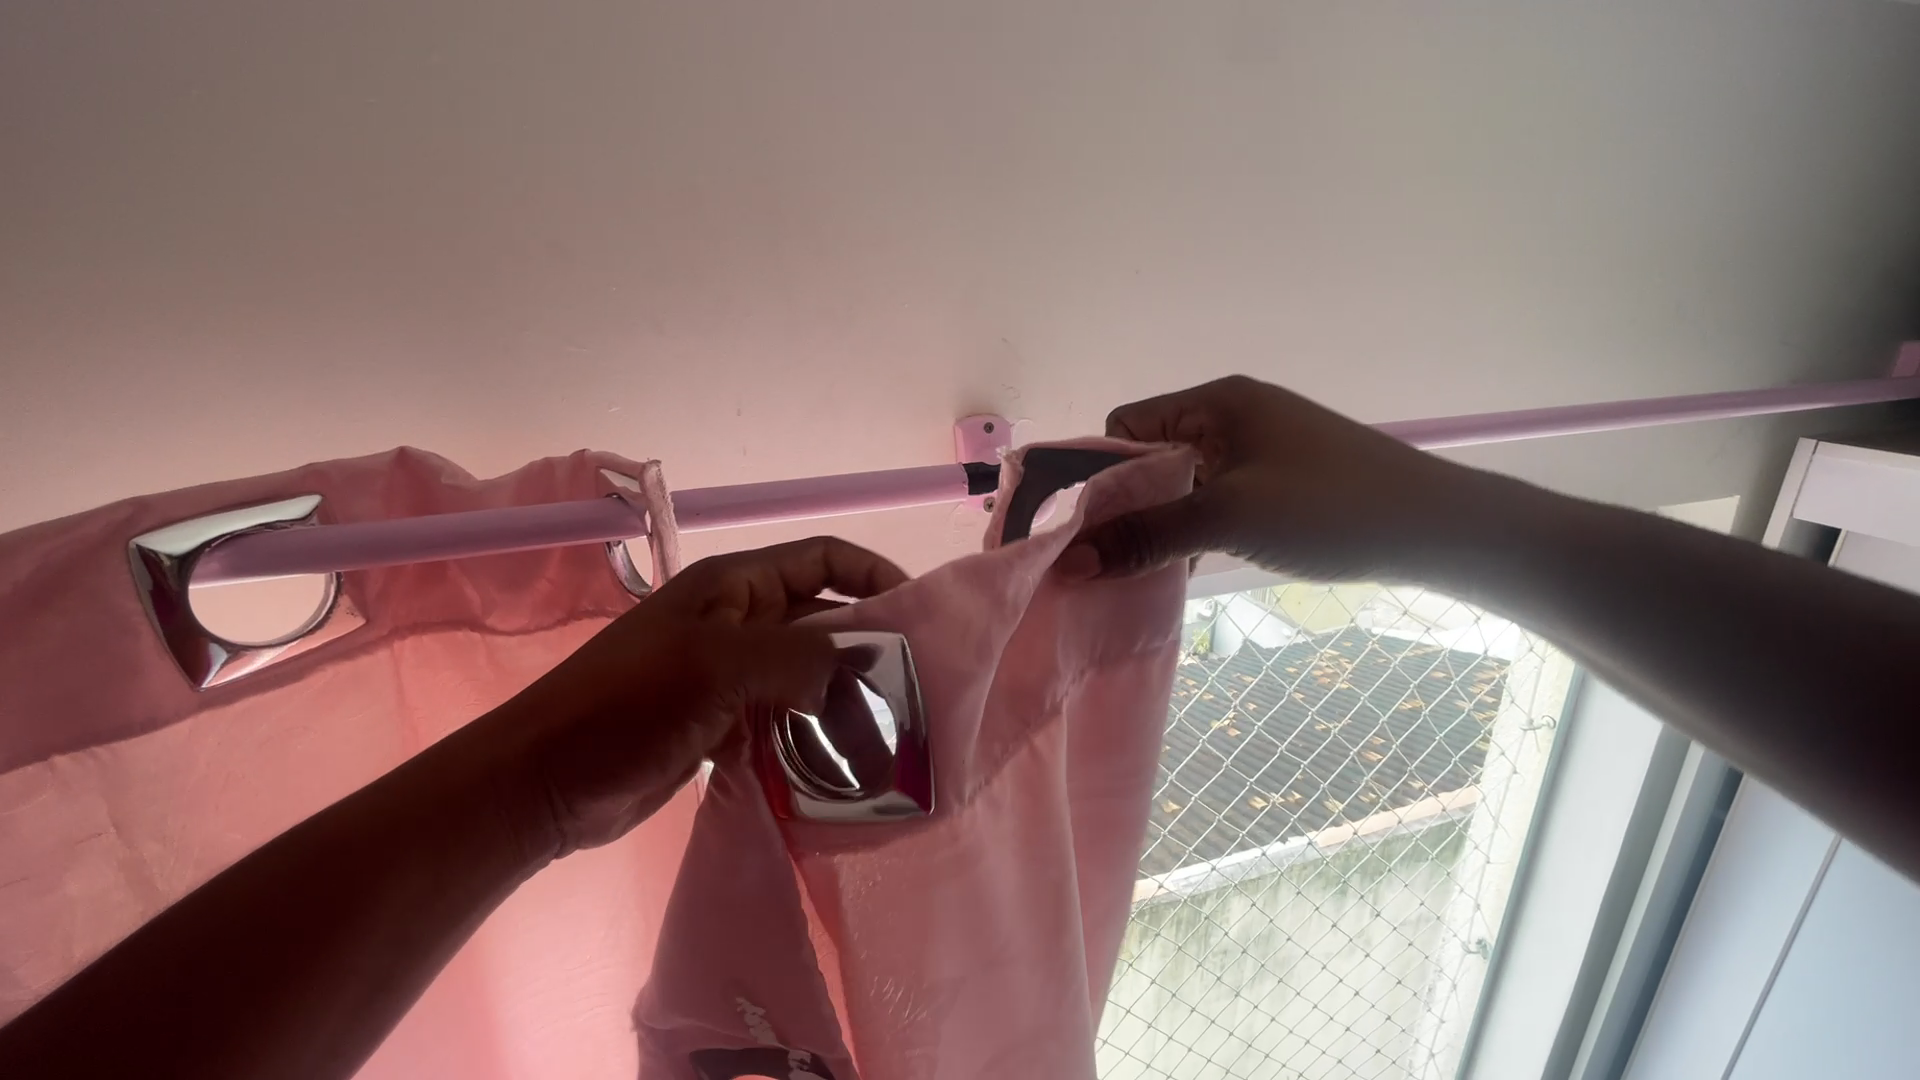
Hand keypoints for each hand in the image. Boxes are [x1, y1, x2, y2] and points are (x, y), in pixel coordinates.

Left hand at [478, 537, 908, 858]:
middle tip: (917, 684)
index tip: (920, 614)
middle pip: (821, 616)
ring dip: (844, 692)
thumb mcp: (720, 666)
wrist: (547, 781)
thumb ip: (800, 657)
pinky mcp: (725, 720)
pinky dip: (815, 729)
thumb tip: (862, 668)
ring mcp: (731, 673)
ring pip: (807, 671)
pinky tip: (845, 756)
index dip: (875, 574)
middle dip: (867, 643)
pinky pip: (786, 715)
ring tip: (892, 724)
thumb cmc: (628, 704)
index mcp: (736, 585)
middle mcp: (739, 620)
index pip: (823, 559)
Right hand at [1064, 375, 1491, 581]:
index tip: (1093, 527)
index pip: (1126, 426)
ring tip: (1147, 569)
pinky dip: (1194, 531)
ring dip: (1161, 523)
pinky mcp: (1275, 483)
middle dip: (1128, 505)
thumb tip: (1071, 563)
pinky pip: (1211, 500)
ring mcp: (1256, 450)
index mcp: (1216, 401)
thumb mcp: (1229, 518)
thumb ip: (1146, 536)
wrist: (1439, 530)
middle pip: (1150, 455)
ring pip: (1180, 483)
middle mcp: (1231, 415)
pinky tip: (1191, 566)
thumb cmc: (1330, 509)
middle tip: (1111, 557)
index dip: (1102, 474)